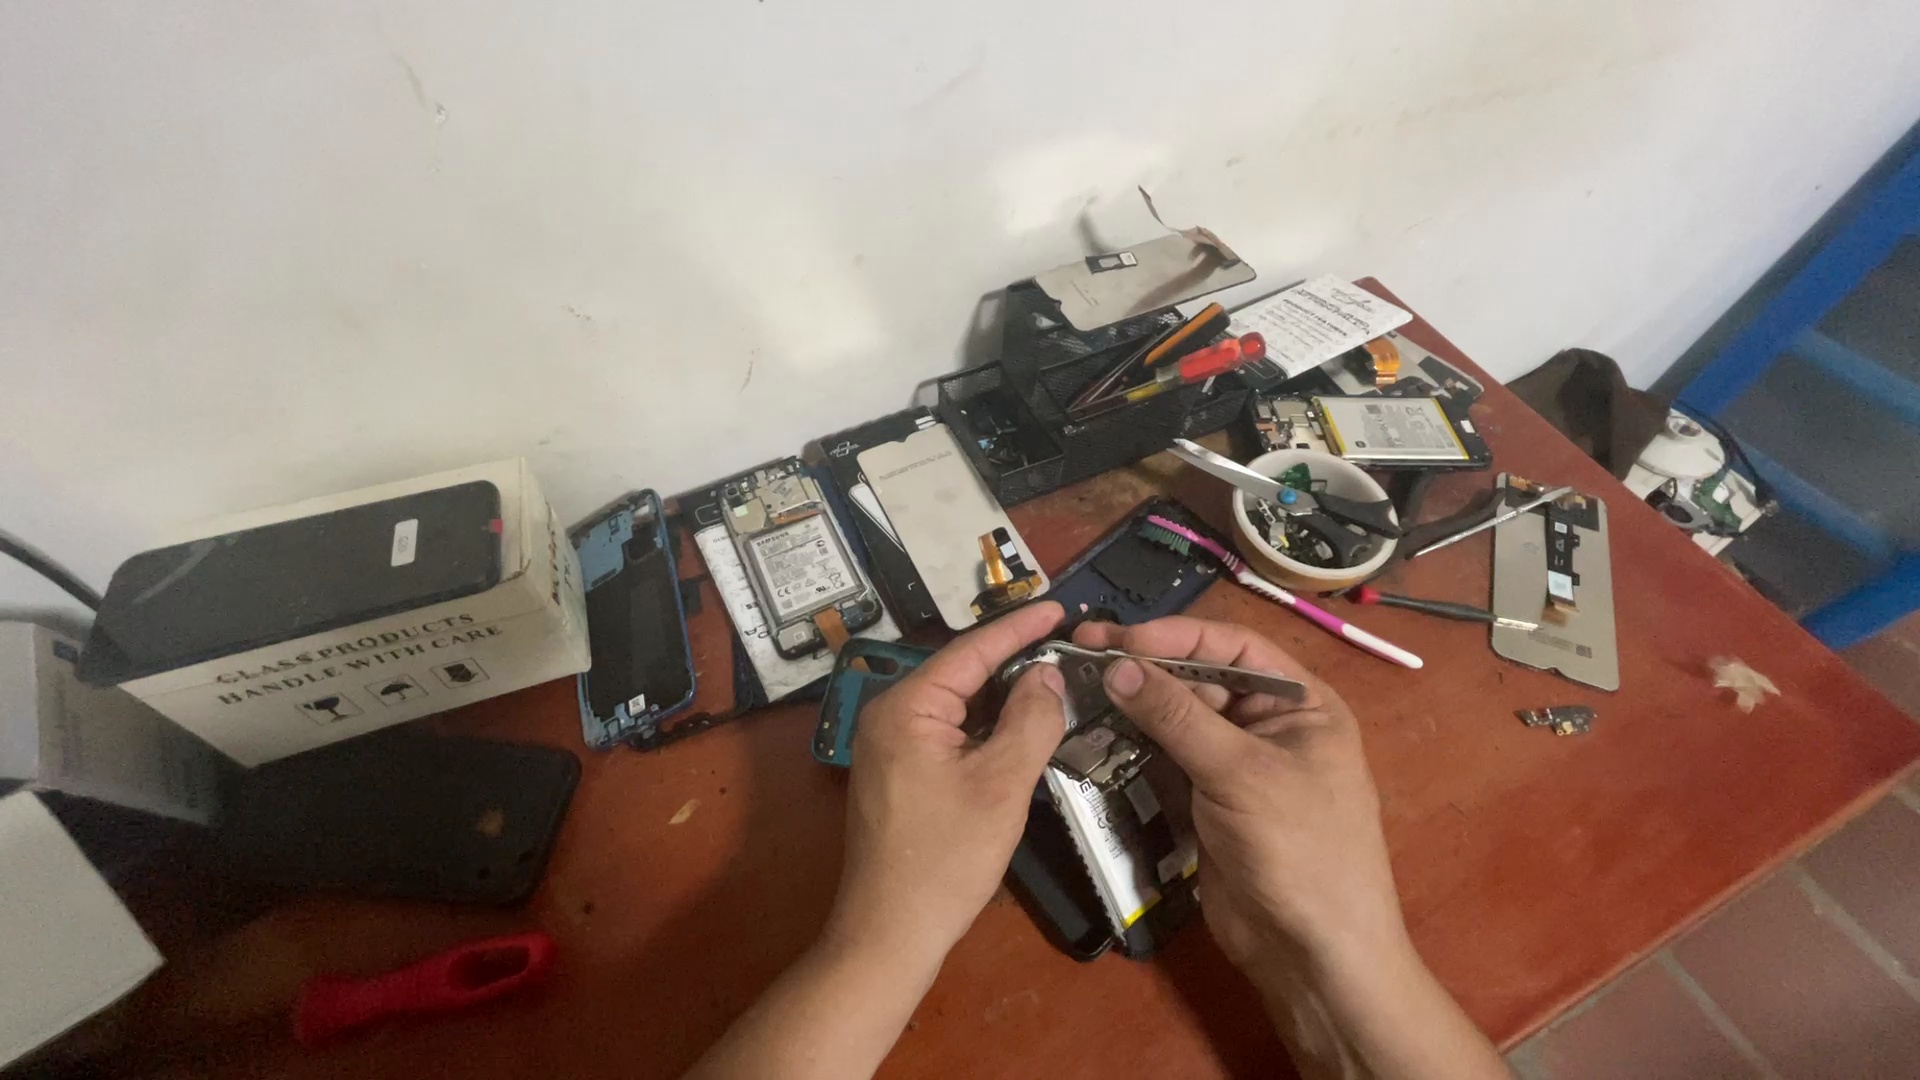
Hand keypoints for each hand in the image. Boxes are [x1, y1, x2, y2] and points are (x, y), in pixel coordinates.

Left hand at [825, 602, 1068, 963]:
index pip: (971, 651)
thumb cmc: (946, 858)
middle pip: (962, 673)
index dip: (1019, 628)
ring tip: (1051, 677)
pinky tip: (1017, 722)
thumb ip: (1030, 720)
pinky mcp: (898, 767)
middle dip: (1013, 659)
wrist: (889, 933)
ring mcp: (890, 742)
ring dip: (1001, 693)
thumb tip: (1047, 674)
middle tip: (1063, 645)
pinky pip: (948, 729)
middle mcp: (890, 713)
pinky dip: (985, 723)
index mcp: (907, 706)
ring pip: (957, 702)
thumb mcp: (1001, 785)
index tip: (1059, 608)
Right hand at [1070, 617, 1407, 979]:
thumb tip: (1118, 666)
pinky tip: (1098, 724)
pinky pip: (1165, 750)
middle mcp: (1267, 720)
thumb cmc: (1299, 850)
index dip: (1175, 636)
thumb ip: (1176, 715)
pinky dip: (1133, 737)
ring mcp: (1234, 758)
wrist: (1312, 957)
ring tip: (1082, 682)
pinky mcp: (1205, 792)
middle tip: (1086, 648)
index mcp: (1299, 702)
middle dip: (1146, 663)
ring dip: (1133, 698)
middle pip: (1199, 675)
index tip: (1120, 639)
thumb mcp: (1240, 773)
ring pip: (1176, 712)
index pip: (1231, 646)